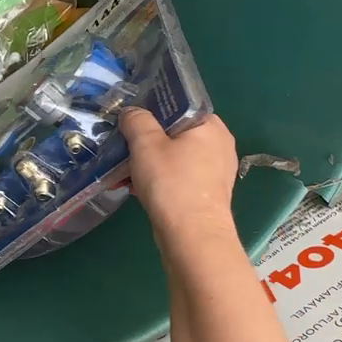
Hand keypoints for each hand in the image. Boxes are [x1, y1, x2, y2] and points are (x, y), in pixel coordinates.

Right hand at [119, 109, 239, 245]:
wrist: (191, 234)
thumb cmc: (171, 183)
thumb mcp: (145, 145)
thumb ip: (136, 121)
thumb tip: (131, 112)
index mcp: (210, 125)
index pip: (180, 107)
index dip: (152, 112)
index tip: (129, 123)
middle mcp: (219, 144)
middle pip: (175, 134)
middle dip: (146, 143)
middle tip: (122, 151)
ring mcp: (216, 170)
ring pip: (175, 158)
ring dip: (148, 164)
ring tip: (122, 175)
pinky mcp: (208, 192)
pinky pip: (178, 177)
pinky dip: (158, 180)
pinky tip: (136, 190)